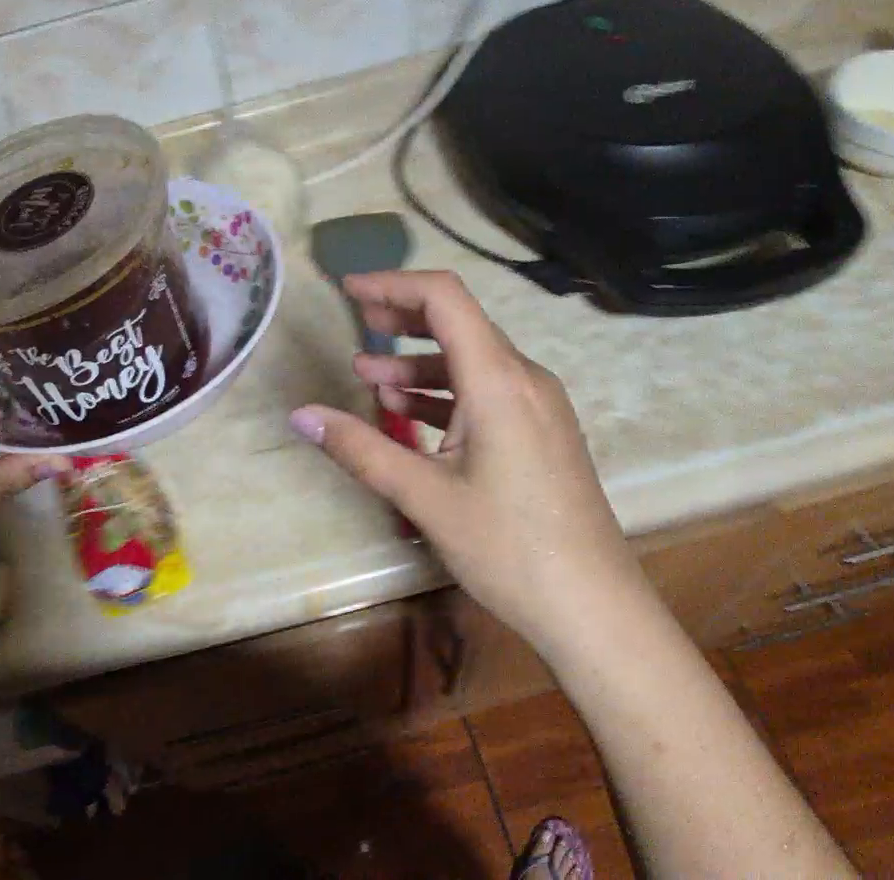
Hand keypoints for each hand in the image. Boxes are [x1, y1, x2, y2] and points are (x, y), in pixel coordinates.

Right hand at [288, 271, 638, 639]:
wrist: (593, 608)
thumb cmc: (509, 548)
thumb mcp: (424, 497)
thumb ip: (360, 448)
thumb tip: (300, 415)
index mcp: (499, 380)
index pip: (444, 299)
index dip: (392, 284)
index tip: (348, 291)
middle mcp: (524, 378)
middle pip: (459, 323)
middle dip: (403, 319)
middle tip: (358, 324)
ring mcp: (538, 406)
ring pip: (470, 363)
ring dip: (418, 364)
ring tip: (368, 378)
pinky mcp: (540, 432)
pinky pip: (486, 393)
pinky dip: (444, 394)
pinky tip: (409, 414)